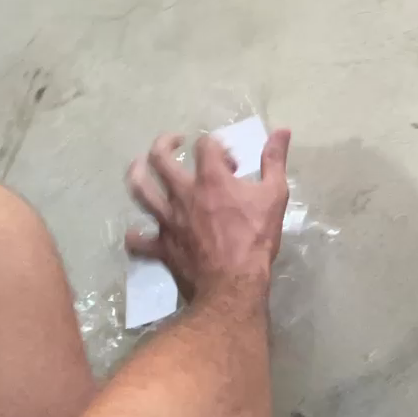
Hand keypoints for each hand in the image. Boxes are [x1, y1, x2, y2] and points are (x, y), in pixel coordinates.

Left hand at [125, 128, 291, 301]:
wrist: (233, 285)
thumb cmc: (256, 237)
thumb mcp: (274, 194)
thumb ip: (274, 160)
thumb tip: (282, 131)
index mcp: (211, 178)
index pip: (205, 145)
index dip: (218, 145)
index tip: (231, 162)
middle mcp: (183, 193)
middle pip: (160, 158)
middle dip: (165, 143)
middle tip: (175, 142)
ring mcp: (168, 220)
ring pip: (140, 191)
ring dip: (137, 173)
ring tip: (140, 166)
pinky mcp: (161, 247)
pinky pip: (138, 241)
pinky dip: (136, 235)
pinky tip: (139, 231)